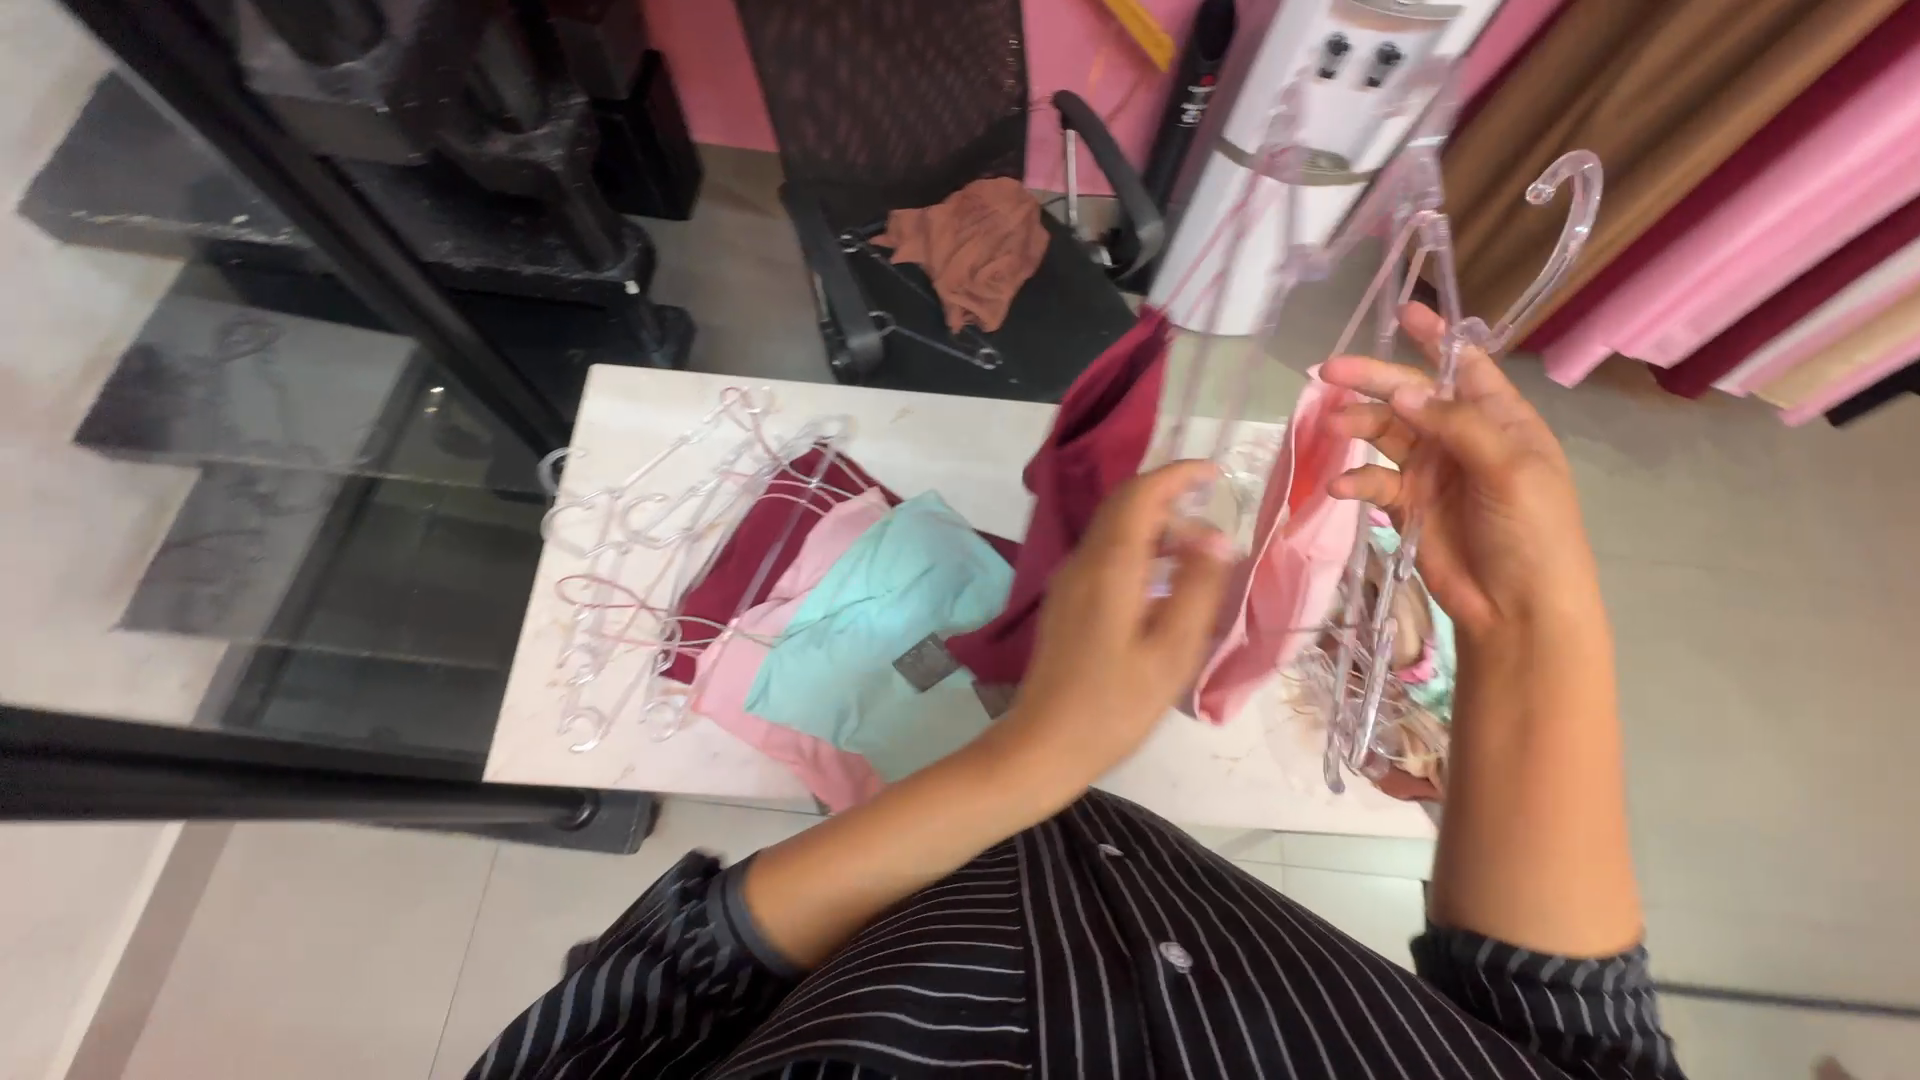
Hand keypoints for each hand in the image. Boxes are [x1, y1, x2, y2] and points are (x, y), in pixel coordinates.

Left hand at [987, 461, 1233, 794]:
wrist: (1044, 744)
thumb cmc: (1115, 705)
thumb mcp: (1172, 651)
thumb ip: (1198, 588)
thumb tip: (1215, 537)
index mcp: (1109, 566)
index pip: (1140, 494)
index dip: (1178, 475)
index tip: (1215, 475)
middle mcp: (1082, 563)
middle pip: (1124, 508)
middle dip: (1171, 506)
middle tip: (1215, 537)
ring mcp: (1068, 582)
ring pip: (1114, 534)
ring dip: (1157, 534)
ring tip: (1199, 567)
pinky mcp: (1066, 603)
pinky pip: (1105, 560)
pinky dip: (1140, 557)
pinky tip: (1164, 592)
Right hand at [1320, 302, 1601, 641]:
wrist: (1516, 604)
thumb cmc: (1532, 530)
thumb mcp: (1509, 469)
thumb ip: (1456, 425)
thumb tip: (1404, 389)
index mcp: (1499, 420)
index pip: (1465, 367)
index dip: (1436, 339)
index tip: (1404, 312)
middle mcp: (1460, 438)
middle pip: (1411, 397)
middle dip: (1373, 381)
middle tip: (1329, 371)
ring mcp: (1430, 471)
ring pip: (1385, 433)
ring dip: (1358, 426)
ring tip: (1333, 426)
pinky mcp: (1405, 505)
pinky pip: (1372, 481)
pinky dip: (1353, 480)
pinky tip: (1340, 487)